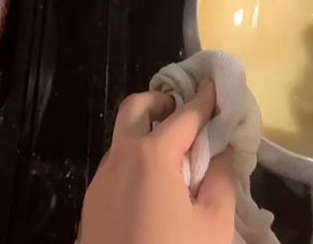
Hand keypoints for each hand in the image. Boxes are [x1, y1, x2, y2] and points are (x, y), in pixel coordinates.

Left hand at [80, 80, 235, 243]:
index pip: (185, 114)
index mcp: (152, 155)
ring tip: (177, 158)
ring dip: (147, 134)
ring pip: (122, 139)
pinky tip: (156, 191)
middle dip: (163, 104)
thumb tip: (220, 150)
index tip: (217, 87)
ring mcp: (100, 182)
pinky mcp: (91, 208)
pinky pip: (115, 169)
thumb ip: (221, 178)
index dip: (205, 100)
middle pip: (137, 109)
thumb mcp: (213, 225)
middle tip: (187, 118)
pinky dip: (136, 163)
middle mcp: (121, 158)